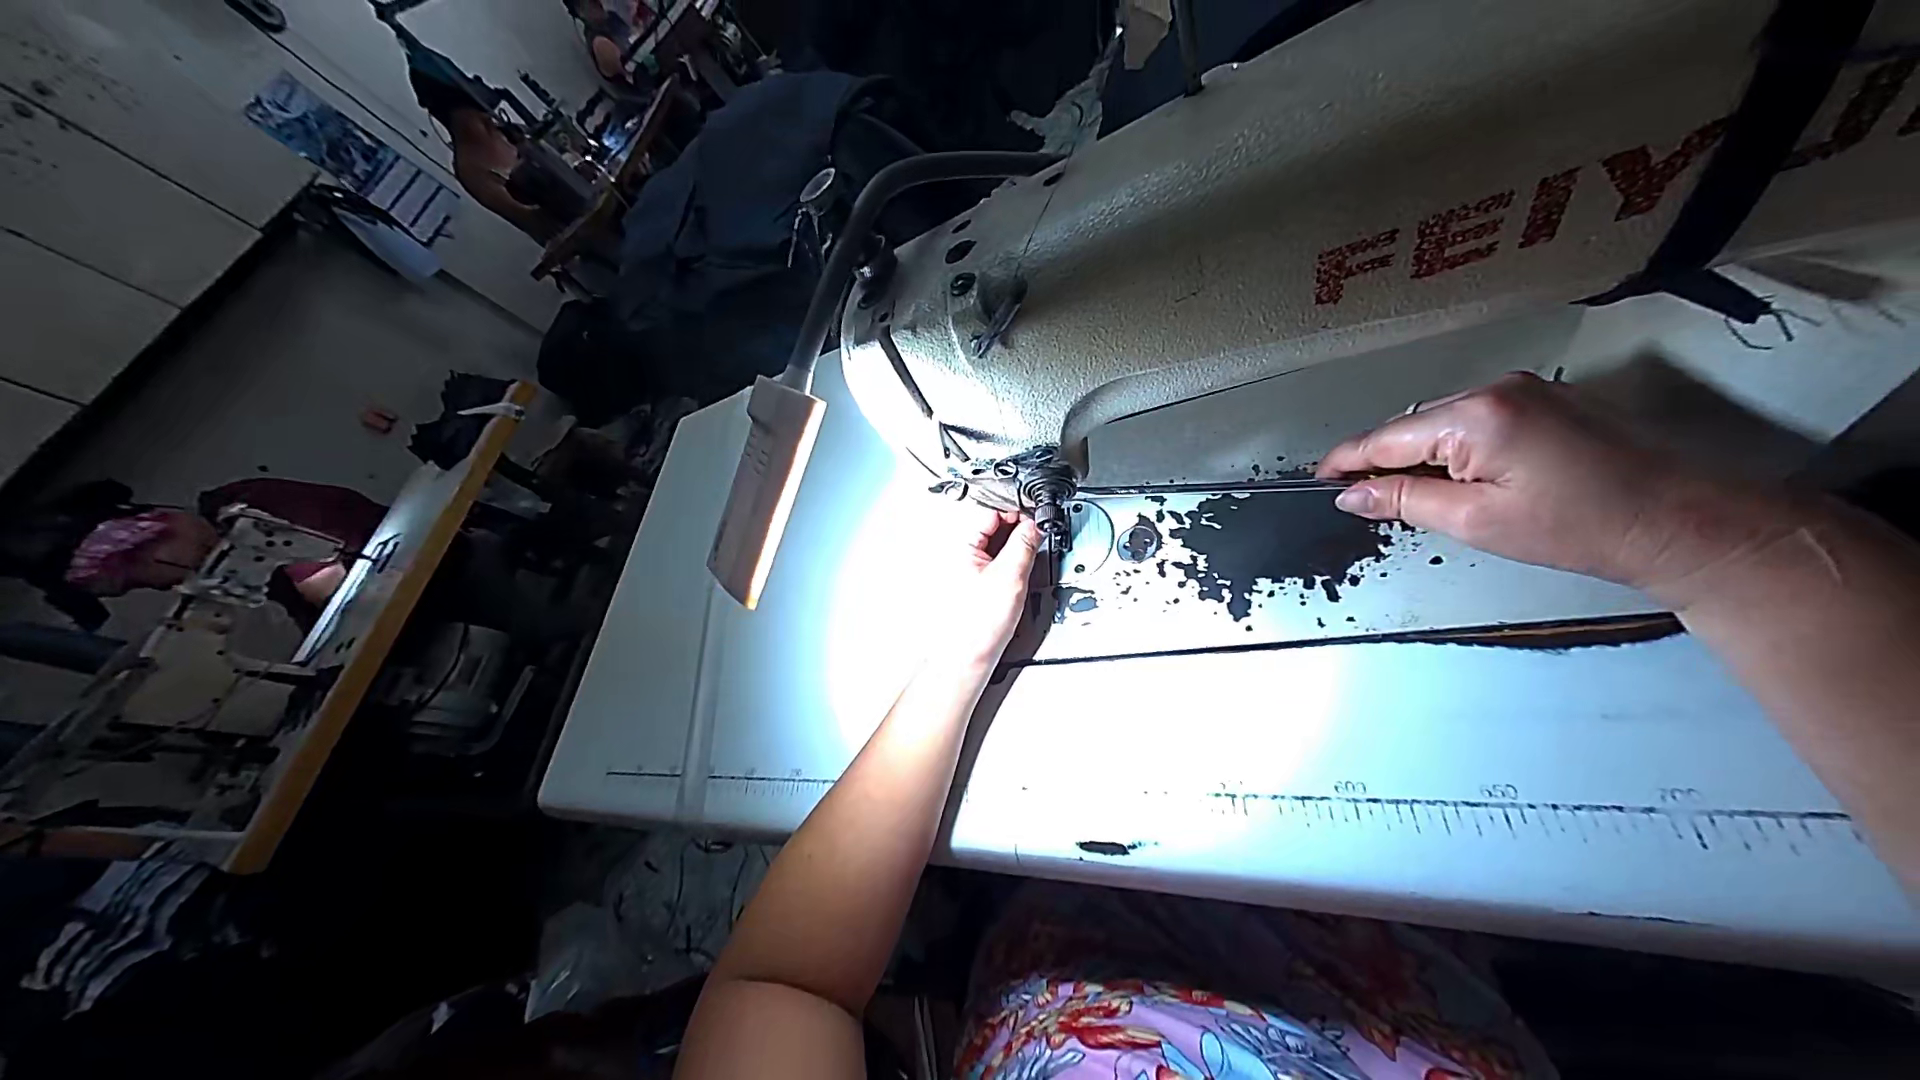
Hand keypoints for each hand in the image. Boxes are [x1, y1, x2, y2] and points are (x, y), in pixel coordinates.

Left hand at [926, 505, 1040, 667]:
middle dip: (1016, 530)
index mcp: (960, 545)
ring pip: (992, 544)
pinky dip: (1005, 562)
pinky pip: (990, 561)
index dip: (1016, 513)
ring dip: (1011, 546)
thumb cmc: (977, 625)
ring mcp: (961, 568)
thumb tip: (1034, 525)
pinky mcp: (969, 583)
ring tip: (1025, 560)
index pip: (991, 511)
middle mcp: (956, 553)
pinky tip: (1014, 575)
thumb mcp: (1011, 576)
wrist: (966, 658)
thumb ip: (1024, 544)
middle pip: (992, 526)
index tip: (1035, 522)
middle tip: (1035, 540)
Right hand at [1315, 372, 1786, 603]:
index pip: (1383, 438)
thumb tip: (1353, 496)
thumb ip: (1404, 500)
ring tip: (1411, 497)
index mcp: (1475, 416)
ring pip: (1435, 423)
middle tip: (1366, 502)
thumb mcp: (1474, 521)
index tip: (1318, 482)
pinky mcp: (1541, 399)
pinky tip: (1453, 478)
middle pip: (1407, 427)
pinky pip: (1468, 419)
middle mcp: (1496, 389)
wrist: (1683, 522)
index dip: (1344, 463)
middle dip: (1380, 462)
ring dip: (1415, 456)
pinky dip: (1447, 447)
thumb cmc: (1584, 526)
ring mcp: (1522, 390)